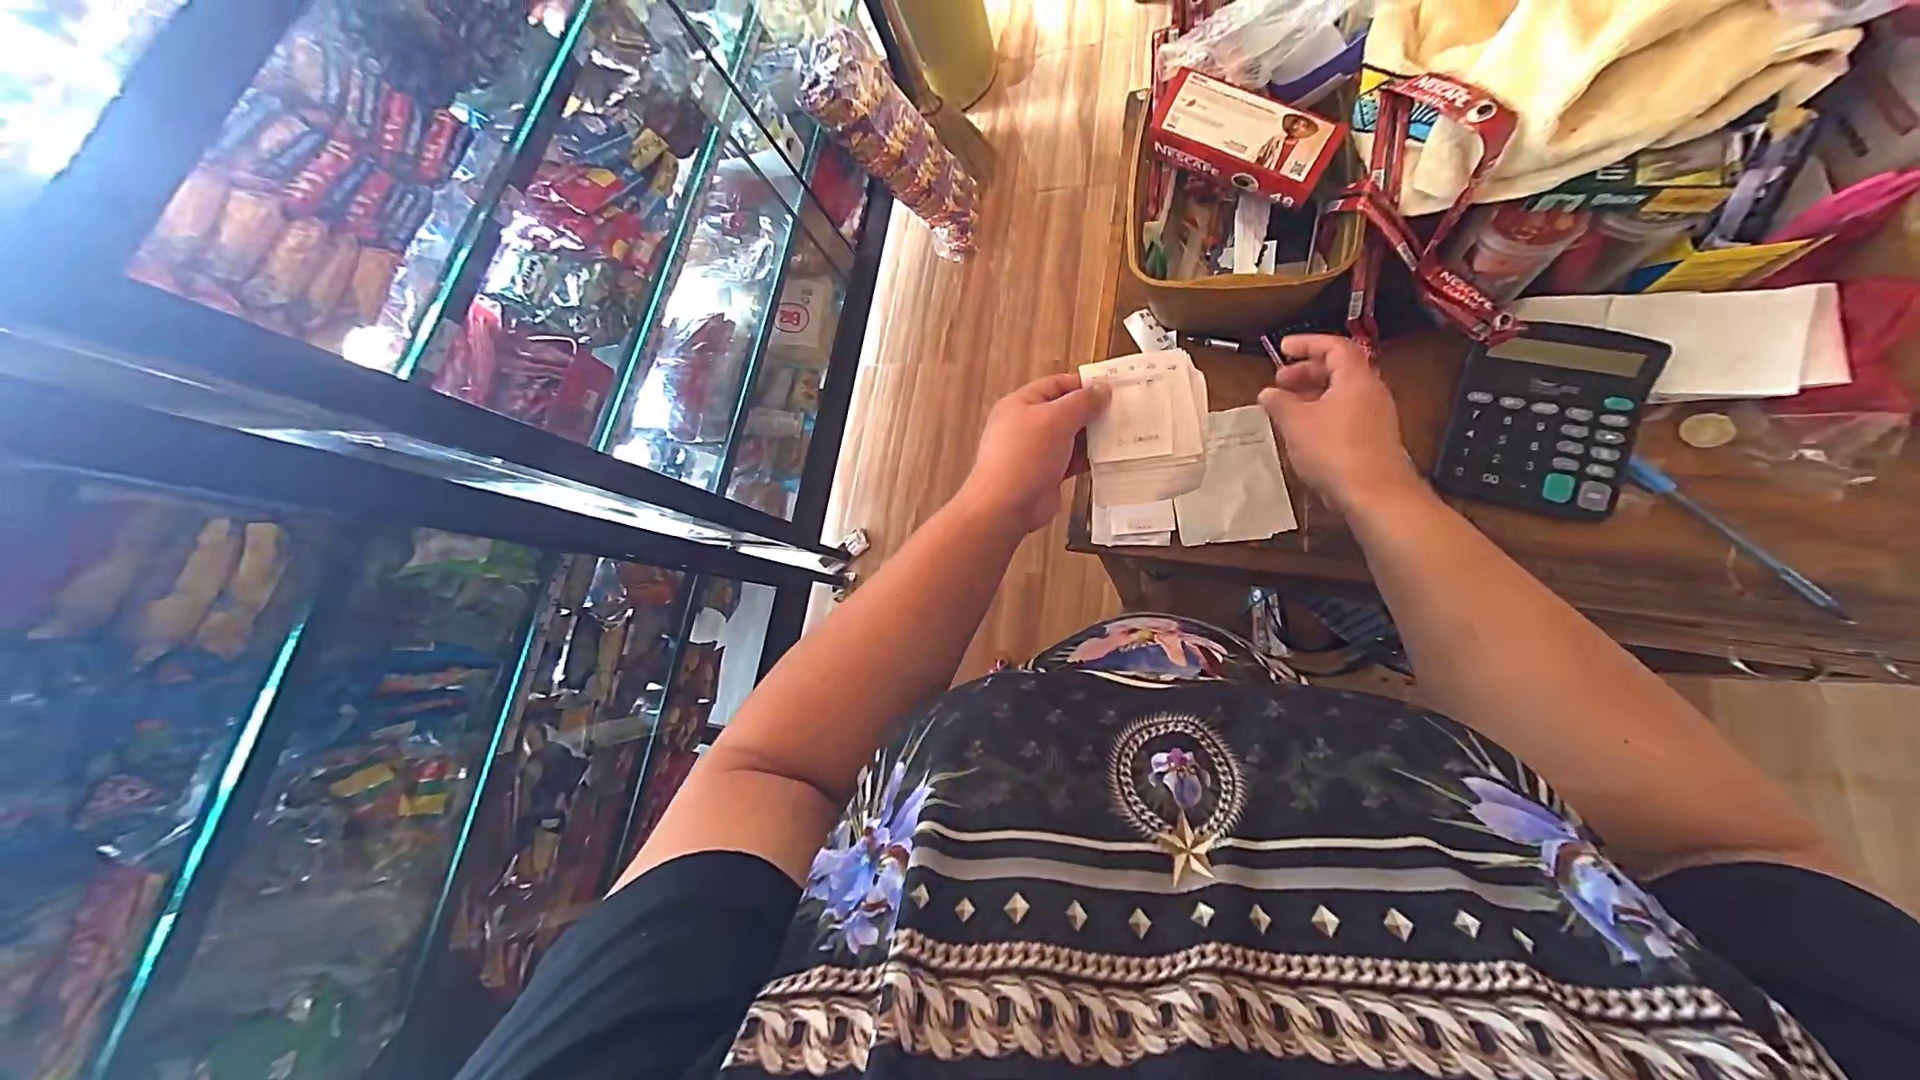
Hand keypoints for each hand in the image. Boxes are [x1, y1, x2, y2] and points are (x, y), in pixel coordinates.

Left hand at [957, 373, 1110, 533]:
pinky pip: (1071, 460)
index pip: (1055, 384)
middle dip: (1090, 411)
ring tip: (1119, 432)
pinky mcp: (1046, 474)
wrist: (1007, 505)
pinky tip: (1106, 456)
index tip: (1108, 386)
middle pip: (1064, 411)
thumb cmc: (1021, 459)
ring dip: (1092, 436)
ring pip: (1070, 437)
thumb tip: (1100, 390)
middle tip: (1118, 410)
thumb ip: (1081, 402)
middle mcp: (1026, 426)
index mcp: (1021, 404)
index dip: (1082, 384)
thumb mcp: (1056, 419)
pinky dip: (1088, 458)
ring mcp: (1035, 451)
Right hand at [1258, 335, 1422, 510]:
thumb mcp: (1296, 423)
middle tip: (1280, 379)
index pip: (1334, 346)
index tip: (1284, 348)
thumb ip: (1279, 403)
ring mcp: (1375, 414)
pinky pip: (1345, 411)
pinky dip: (1322, 410)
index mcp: (1355, 379)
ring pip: (1341, 391)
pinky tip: (1303, 428)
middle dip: (1307, 370)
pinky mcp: (1372, 436)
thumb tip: (1268, 393)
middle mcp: (1370, 391)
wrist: (1373, 492)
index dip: (1307, 343)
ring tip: (1287, 404)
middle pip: (1339, 368)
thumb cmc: (1335, 451)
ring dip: (1313, 392)